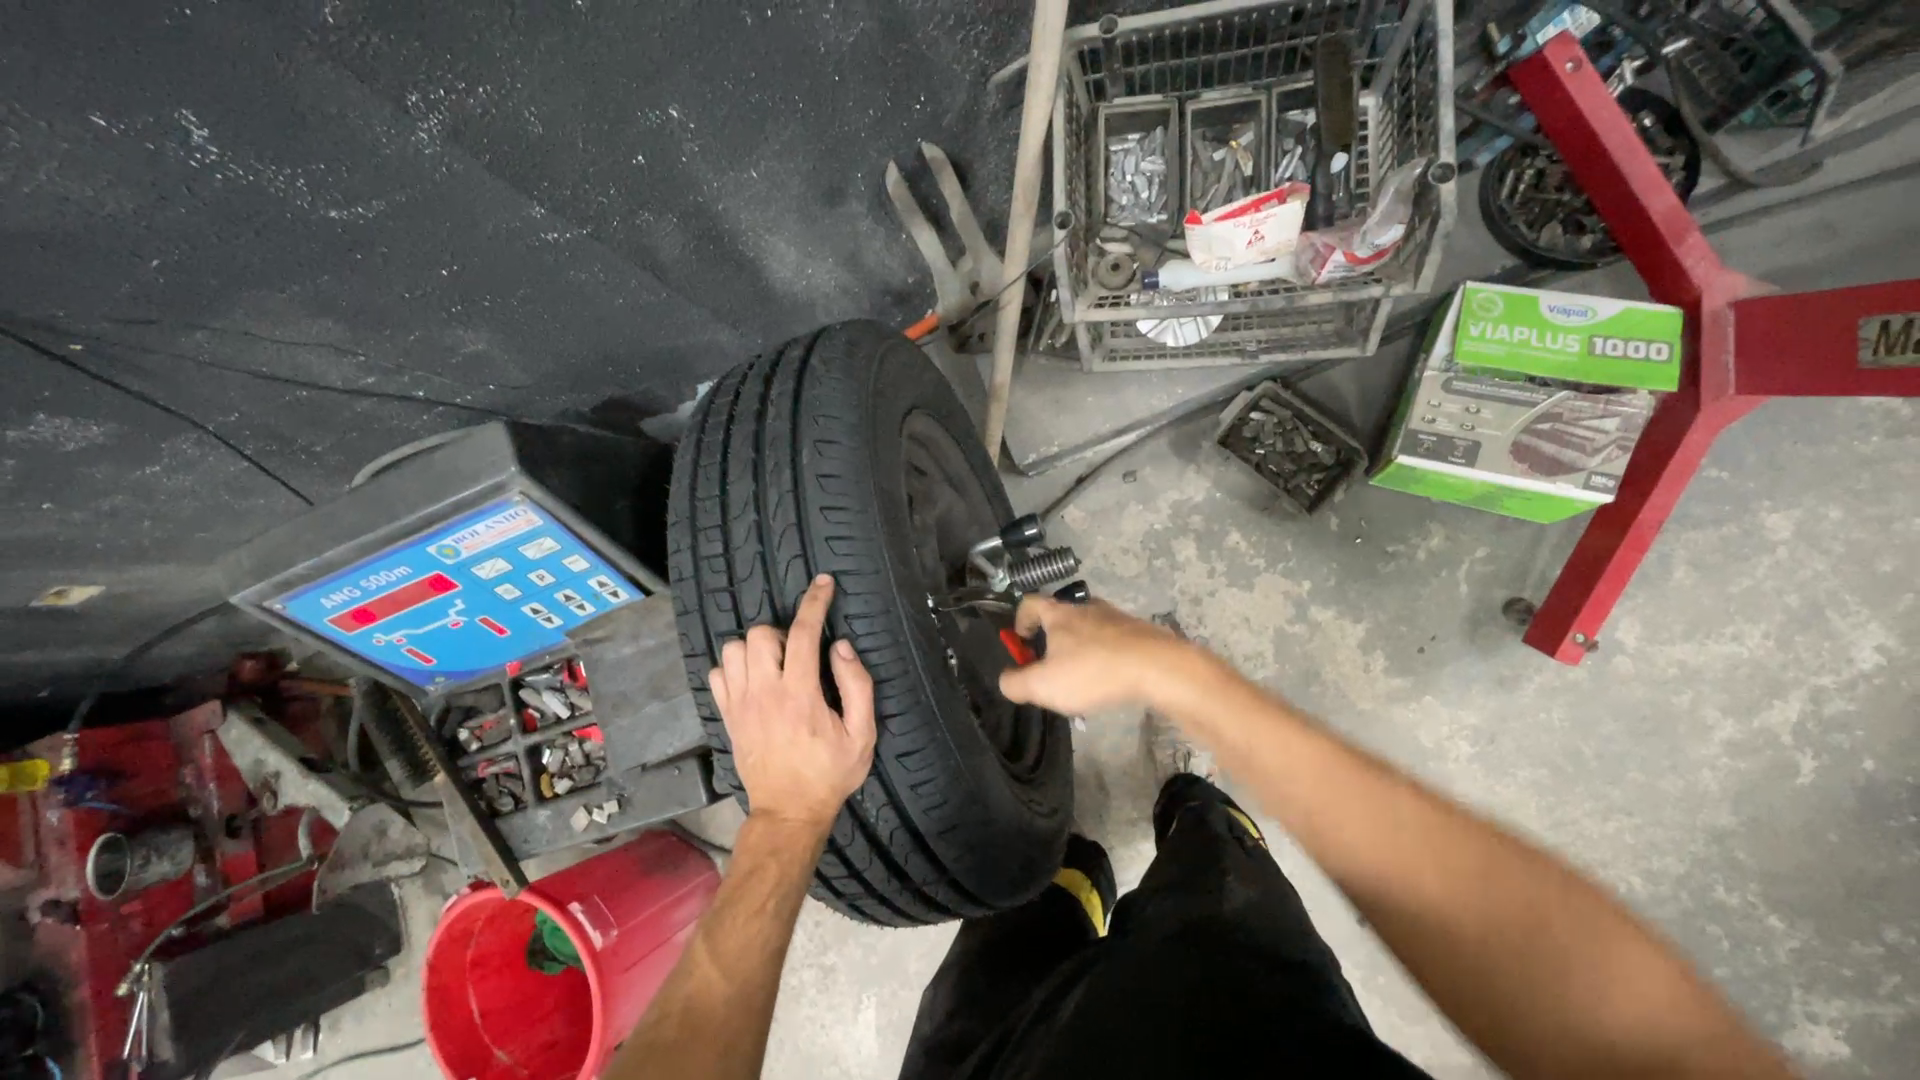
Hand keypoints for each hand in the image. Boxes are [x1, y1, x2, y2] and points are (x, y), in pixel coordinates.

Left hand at [710, 575, 876, 834]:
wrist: (789, 812)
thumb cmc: (831, 773)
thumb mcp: (863, 735)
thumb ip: (857, 686)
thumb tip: (841, 648)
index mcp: (800, 695)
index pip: (803, 633)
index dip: (814, 602)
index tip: (823, 583)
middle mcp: (764, 694)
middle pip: (758, 634)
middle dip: (781, 632)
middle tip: (799, 655)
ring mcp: (740, 705)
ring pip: (732, 649)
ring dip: (756, 648)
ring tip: (776, 667)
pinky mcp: (727, 716)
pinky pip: (717, 673)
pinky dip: (734, 668)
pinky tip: (754, 681)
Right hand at [997, 597, 1203, 713]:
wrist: (1158, 667)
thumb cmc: (1093, 671)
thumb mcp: (1043, 685)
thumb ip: (1016, 683)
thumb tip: (1006, 680)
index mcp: (1060, 614)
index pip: (1030, 603)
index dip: (1020, 619)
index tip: (1020, 639)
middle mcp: (1088, 608)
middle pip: (1062, 615)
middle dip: (1052, 638)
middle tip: (1050, 666)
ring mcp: (1117, 618)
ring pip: (1091, 629)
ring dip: (1081, 648)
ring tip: (1082, 678)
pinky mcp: (1140, 633)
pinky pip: (1115, 642)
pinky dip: (1106, 657)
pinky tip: (1110, 680)